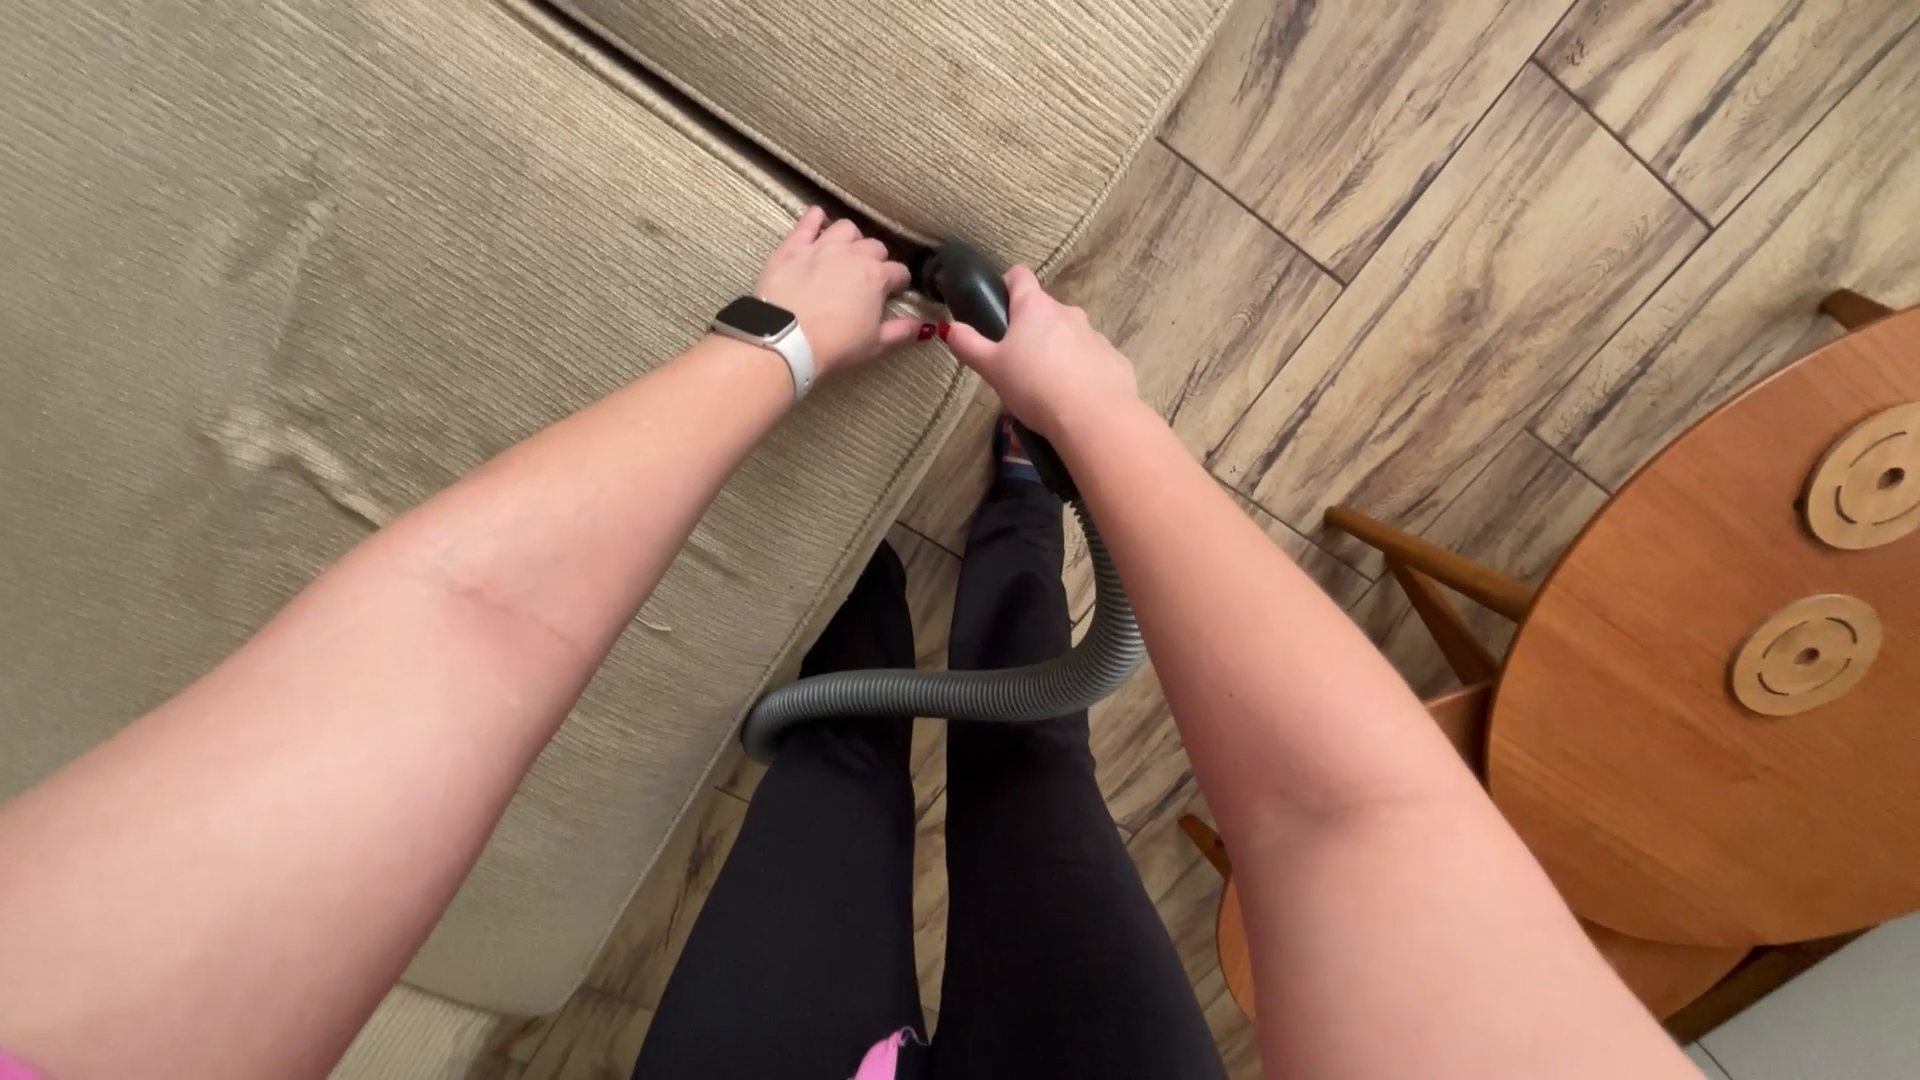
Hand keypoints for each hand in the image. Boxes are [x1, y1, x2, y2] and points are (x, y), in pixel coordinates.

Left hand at [754, 207, 919, 375]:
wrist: (787, 340)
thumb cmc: (835, 344)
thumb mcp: (874, 343)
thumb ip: (901, 331)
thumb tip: (924, 327)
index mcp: (876, 277)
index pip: (899, 272)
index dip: (899, 282)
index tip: (895, 291)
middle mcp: (852, 254)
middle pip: (874, 246)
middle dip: (877, 259)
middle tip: (870, 276)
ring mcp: (821, 246)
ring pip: (846, 228)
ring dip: (851, 238)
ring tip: (847, 251)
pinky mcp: (793, 247)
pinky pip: (808, 221)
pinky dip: (816, 219)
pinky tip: (818, 220)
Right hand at [943, 266, 1138, 439]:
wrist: (1093, 418)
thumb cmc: (1034, 387)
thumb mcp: (991, 369)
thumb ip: (968, 345)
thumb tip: (950, 327)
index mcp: (1035, 307)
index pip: (1019, 276)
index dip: (1006, 286)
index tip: (998, 309)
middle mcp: (1068, 312)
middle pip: (1044, 311)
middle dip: (1030, 330)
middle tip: (1016, 365)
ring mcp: (1095, 335)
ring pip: (1069, 336)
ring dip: (1057, 351)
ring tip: (1046, 387)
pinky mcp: (1114, 359)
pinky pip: (1091, 359)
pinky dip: (1081, 371)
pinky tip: (1074, 397)